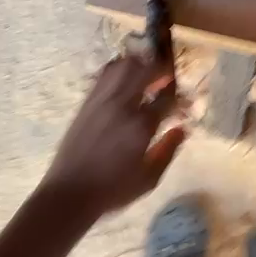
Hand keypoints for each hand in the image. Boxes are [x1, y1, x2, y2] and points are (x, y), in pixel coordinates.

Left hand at [38, 50, 186, 220]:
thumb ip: (168, 150)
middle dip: (163, 71)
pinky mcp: (87, 101)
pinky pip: (106, 74)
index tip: (186, 105)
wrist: (69, 192)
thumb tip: (182, 128)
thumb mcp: (149, 179)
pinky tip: (125, 82)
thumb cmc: (112, 189)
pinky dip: (120, 70)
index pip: (168, 98)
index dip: (181, 99)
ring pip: (124, 65)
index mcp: (140, 125)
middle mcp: (121, 105)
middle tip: (168, 81)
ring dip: (141, 65)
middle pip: (146, 69)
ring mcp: (102, 99)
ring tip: (147, 77)